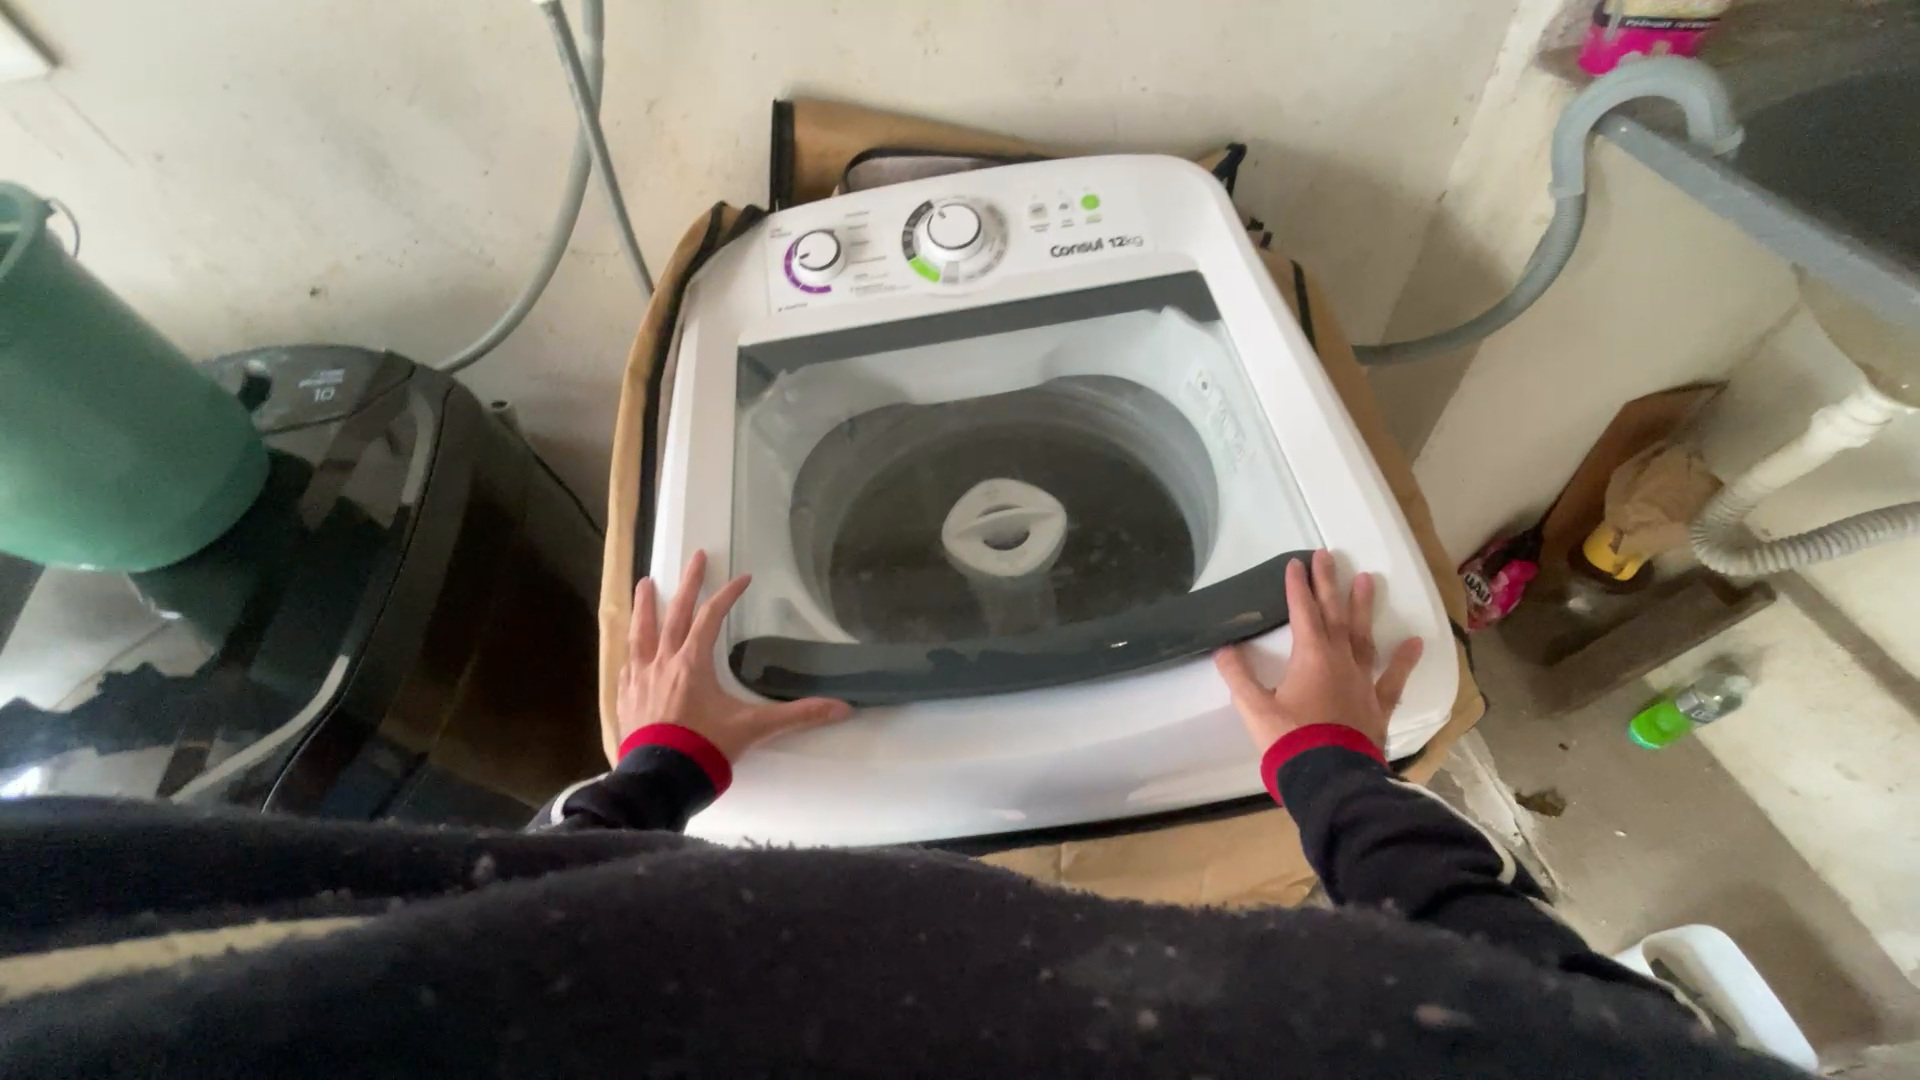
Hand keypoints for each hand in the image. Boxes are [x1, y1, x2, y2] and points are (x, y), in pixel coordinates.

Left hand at [619, 550, 852, 761]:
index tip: (743, 578)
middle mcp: (663, 662)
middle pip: (675, 613)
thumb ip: (798, 715)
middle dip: (688, 583)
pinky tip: (629, 645)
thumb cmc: (706, 749)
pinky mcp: (625, 697)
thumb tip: (842, 708)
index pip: (711, 617)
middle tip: (696, 557)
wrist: (660, 781)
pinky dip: (630, 648)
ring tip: (644, 582)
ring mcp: (639, 679)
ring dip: (645, 605)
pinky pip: (626, 663)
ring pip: (641, 632)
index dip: (728, 595)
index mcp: (693, 663)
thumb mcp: (755, 728)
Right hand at [1214, 550, 1422, 751]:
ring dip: (1363, 608)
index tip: (1295, 563)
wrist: (1331, 779)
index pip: (1302, 612)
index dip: (1296, 586)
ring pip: (1363, 636)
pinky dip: (1404, 660)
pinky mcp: (1378, 705)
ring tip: (1367, 579)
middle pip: (1334, 614)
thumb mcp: (1253, 707)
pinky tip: (1414, 642)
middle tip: (1327, 556)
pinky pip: (1393, 678)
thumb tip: (1223, 649)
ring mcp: (1363, 682)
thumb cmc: (1289, 740)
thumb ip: (1237, 676)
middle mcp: (1340, 661)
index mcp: (1310, 657)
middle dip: (1328, 584)